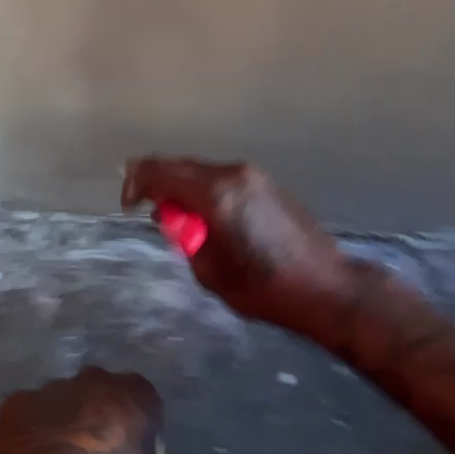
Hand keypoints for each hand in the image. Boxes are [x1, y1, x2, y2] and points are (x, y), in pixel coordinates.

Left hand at [0, 367, 184, 453]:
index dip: (140, 432)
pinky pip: (30, 418)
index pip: (146, 403)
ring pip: (64, 403)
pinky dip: (32, 434)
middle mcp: (94, 379)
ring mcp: (51, 389)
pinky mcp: (14, 406)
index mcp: (136, 393)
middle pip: (102, 396)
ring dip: (65, 423)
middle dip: (100, 419)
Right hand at [121, 156, 353, 333]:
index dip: (136, 183)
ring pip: (201, 170)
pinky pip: (222, 178)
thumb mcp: (210, 271)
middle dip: (158, 183)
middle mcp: (232, 174)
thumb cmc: (264, 288)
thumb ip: (185, 237)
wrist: (325, 286)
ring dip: (183, 187)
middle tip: (145, 207)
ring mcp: (252, 175)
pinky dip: (205, 189)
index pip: (160, 171)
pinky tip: (206, 215)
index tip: (129, 206)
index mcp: (215, 194)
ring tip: (178, 218)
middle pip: (180, 165)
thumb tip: (175, 217)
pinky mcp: (266, 183)